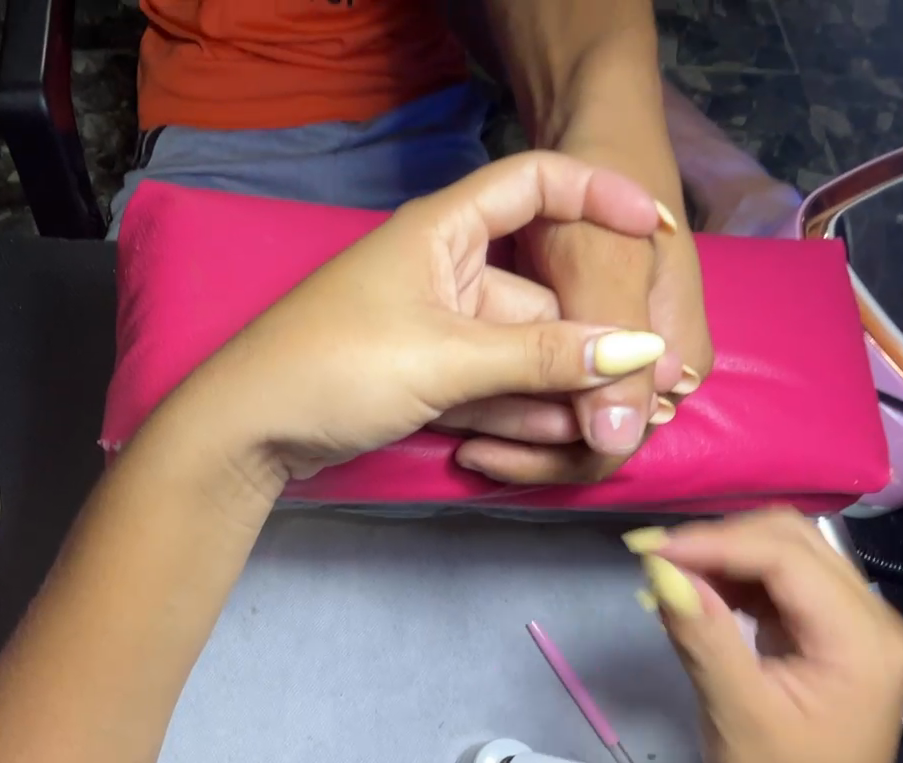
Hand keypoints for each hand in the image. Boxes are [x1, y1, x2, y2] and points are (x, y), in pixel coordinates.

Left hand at [157, 151, 673, 486]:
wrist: (250, 431)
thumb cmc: (338, 367)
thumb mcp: (446, 358)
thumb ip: (541, 356)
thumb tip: (635, 353)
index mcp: (442, 232)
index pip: (532, 184)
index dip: (595, 195)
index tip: (651, 227)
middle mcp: (442, 271)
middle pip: (535, 295)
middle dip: (581, 345)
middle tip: (636, 395)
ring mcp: (432, 329)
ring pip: (513, 350)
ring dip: (553, 389)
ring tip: (602, 431)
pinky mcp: (420, 376)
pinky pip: (483, 384)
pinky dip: (512, 409)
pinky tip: (556, 438)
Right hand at [625, 510, 902, 762]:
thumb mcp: (736, 713)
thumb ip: (702, 635)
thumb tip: (660, 570)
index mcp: (861, 639)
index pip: (786, 557)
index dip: (712, 543)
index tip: (646, 551)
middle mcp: (869, 619)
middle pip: (793, 541)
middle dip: (719, 540)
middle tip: (653, 558)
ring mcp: (849, 626)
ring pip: (784, 555)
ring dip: (723, 555)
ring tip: (666, 575)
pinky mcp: (824, 637)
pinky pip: (777, 585)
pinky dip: (731, 579)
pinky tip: (692, 595)